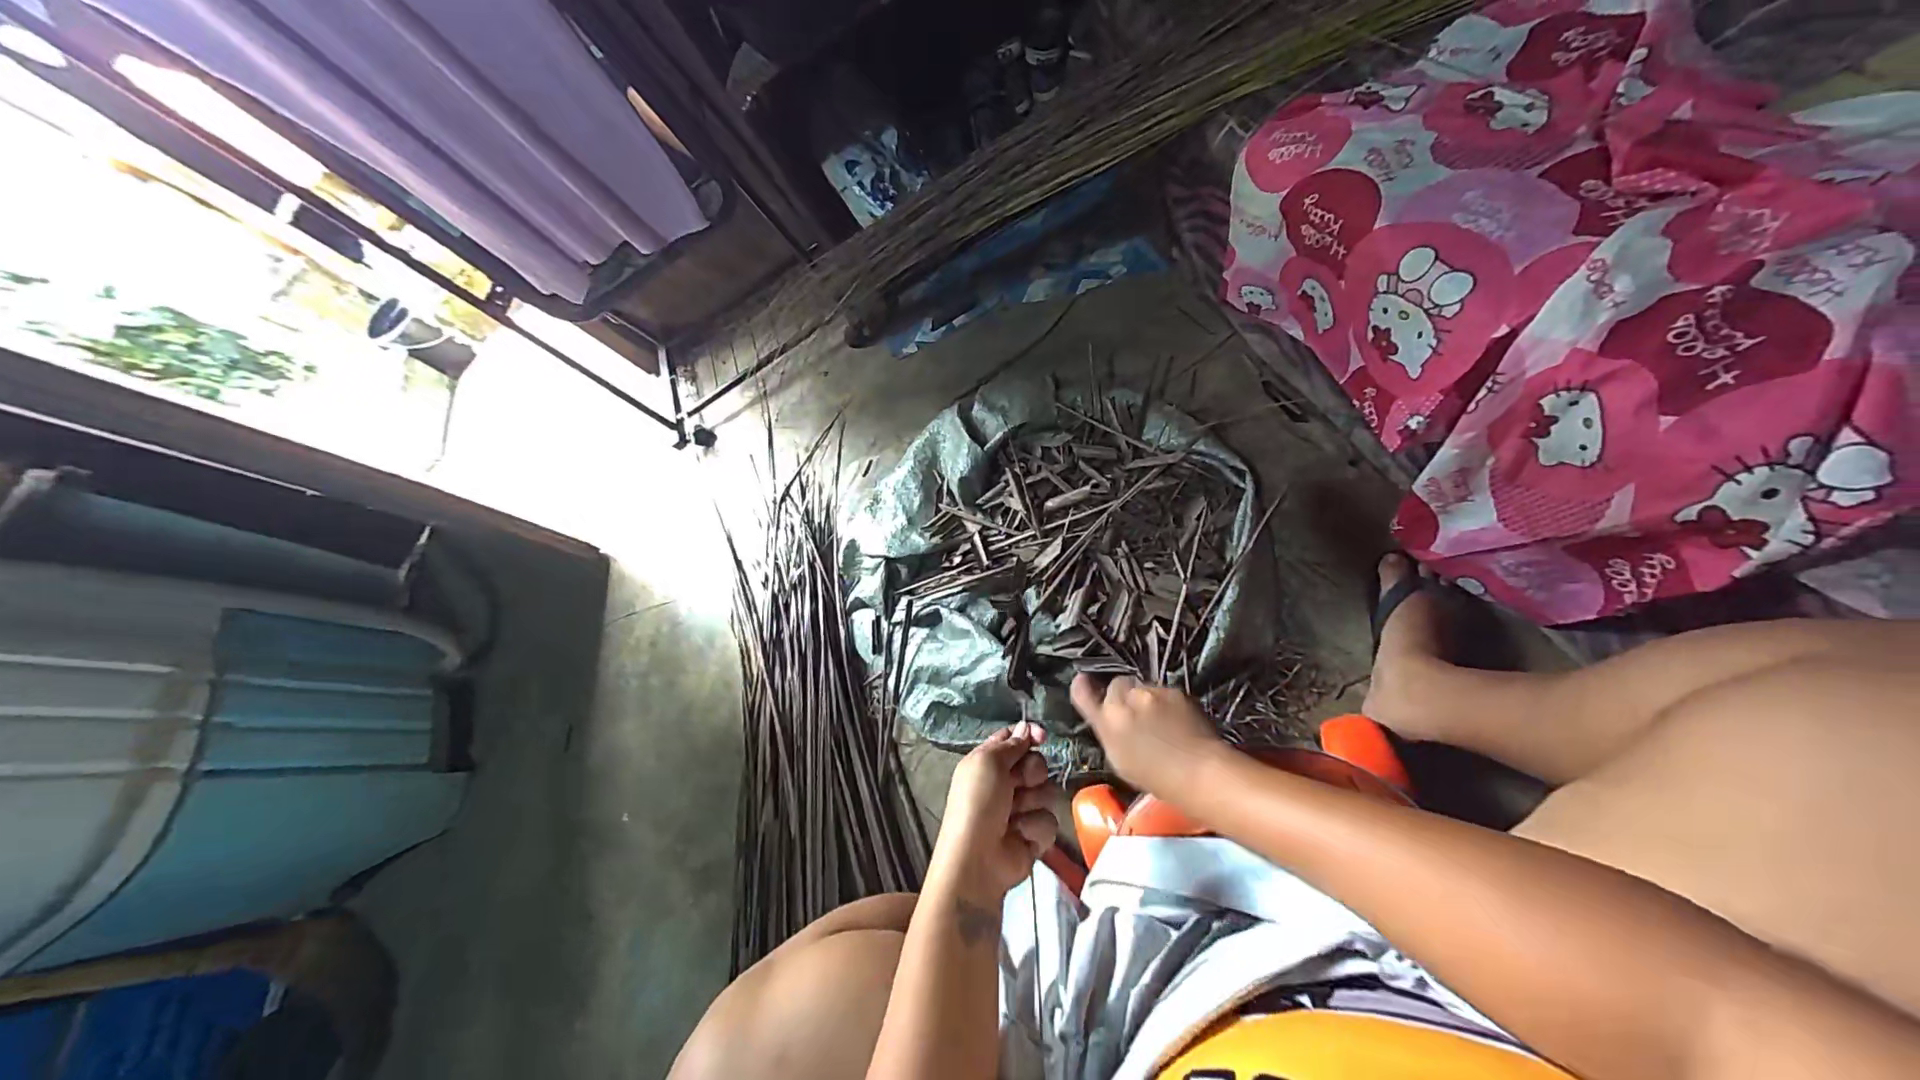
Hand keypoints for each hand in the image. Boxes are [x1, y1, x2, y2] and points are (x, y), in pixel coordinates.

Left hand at [927, 723, 1058, 902]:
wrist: (979, 859)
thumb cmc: (977, 804)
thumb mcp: (987, 763)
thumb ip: (1010, 744)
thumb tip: (1026, 726)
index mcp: (988, 763)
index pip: (1014, 740)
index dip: (1029, 735)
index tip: (1042, 736)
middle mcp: (1005, 783)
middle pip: (1036, 764)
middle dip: (1032, 773)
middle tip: (1018, 784)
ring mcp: (1022, 810)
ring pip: (1047, 792)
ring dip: (1032, 803)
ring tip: (1015, 817)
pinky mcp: (1035, 834)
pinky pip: (1049, 821)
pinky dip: (1034, 828)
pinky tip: (1020, 836)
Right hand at [1070, 673, 1224, 795]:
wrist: (1200, 771)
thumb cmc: (1158, 777)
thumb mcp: (1120, 761)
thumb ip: (1109, 733)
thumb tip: (1108, 721)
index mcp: (1107, 721)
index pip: (1084, 695)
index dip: (1082, 687)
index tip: (1083, 682)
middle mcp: (1125, 700)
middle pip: (1117, 686)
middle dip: (1122, 697)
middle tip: (1133, 717)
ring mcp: (1151, 693)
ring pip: (1141, 688)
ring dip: (1145, 700)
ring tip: (1159, 724)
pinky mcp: (1174, 691)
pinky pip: (1163, 692)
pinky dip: (1165, 703)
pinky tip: (1176, 722)